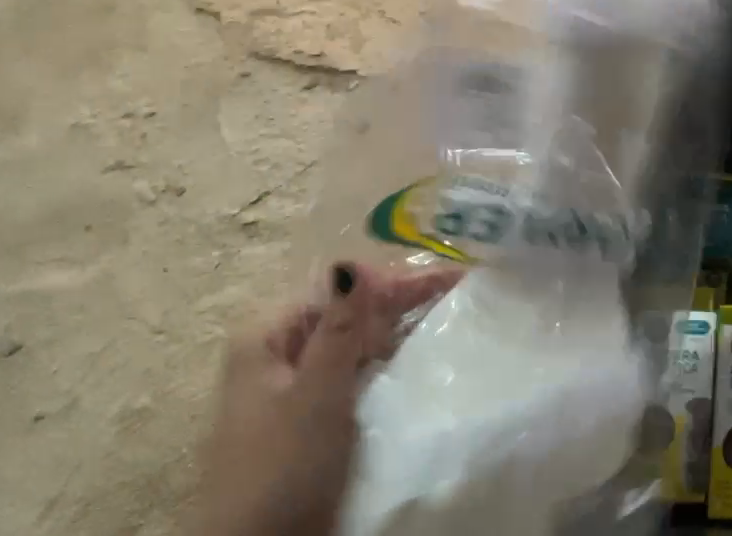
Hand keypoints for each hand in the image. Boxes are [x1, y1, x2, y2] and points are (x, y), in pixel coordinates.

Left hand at [192, 262, 464, 535]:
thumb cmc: (282, 468)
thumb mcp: (317, 394)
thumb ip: (340, 329)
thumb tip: (352, 264)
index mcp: (269, 337)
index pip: (342, 287)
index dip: (396, 279)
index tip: (453, 279)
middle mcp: (279, 353)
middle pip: (350, 309)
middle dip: (402, 298)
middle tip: (463, 291)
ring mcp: (294, 386)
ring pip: (356, 340)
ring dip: (398, 327)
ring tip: (451, 317)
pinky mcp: (312, 416)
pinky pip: (356, 371)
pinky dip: (388, 360)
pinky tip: (420, 359)